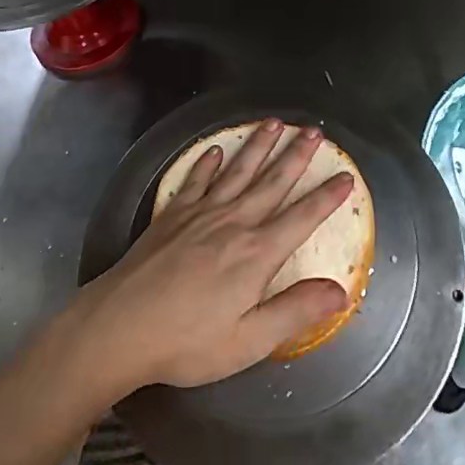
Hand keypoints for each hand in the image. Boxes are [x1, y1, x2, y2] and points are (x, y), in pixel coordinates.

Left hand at [60, 118, 354, 398]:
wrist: (117, 327)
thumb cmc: (186, 341)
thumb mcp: (249, 341)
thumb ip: (295, 312)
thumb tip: (340, 290)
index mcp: (257, 253)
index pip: (302, 217)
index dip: (327, 197)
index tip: (346, 176)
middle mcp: (233, 223)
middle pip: (272, 182)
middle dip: (296, 155)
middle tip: (313, 130)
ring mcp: (200, 215)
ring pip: (237, 172)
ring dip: (258, 146)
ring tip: (274, 123)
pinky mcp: (171, 216)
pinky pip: (195, 181)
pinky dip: (207, 163)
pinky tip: (216, 150)